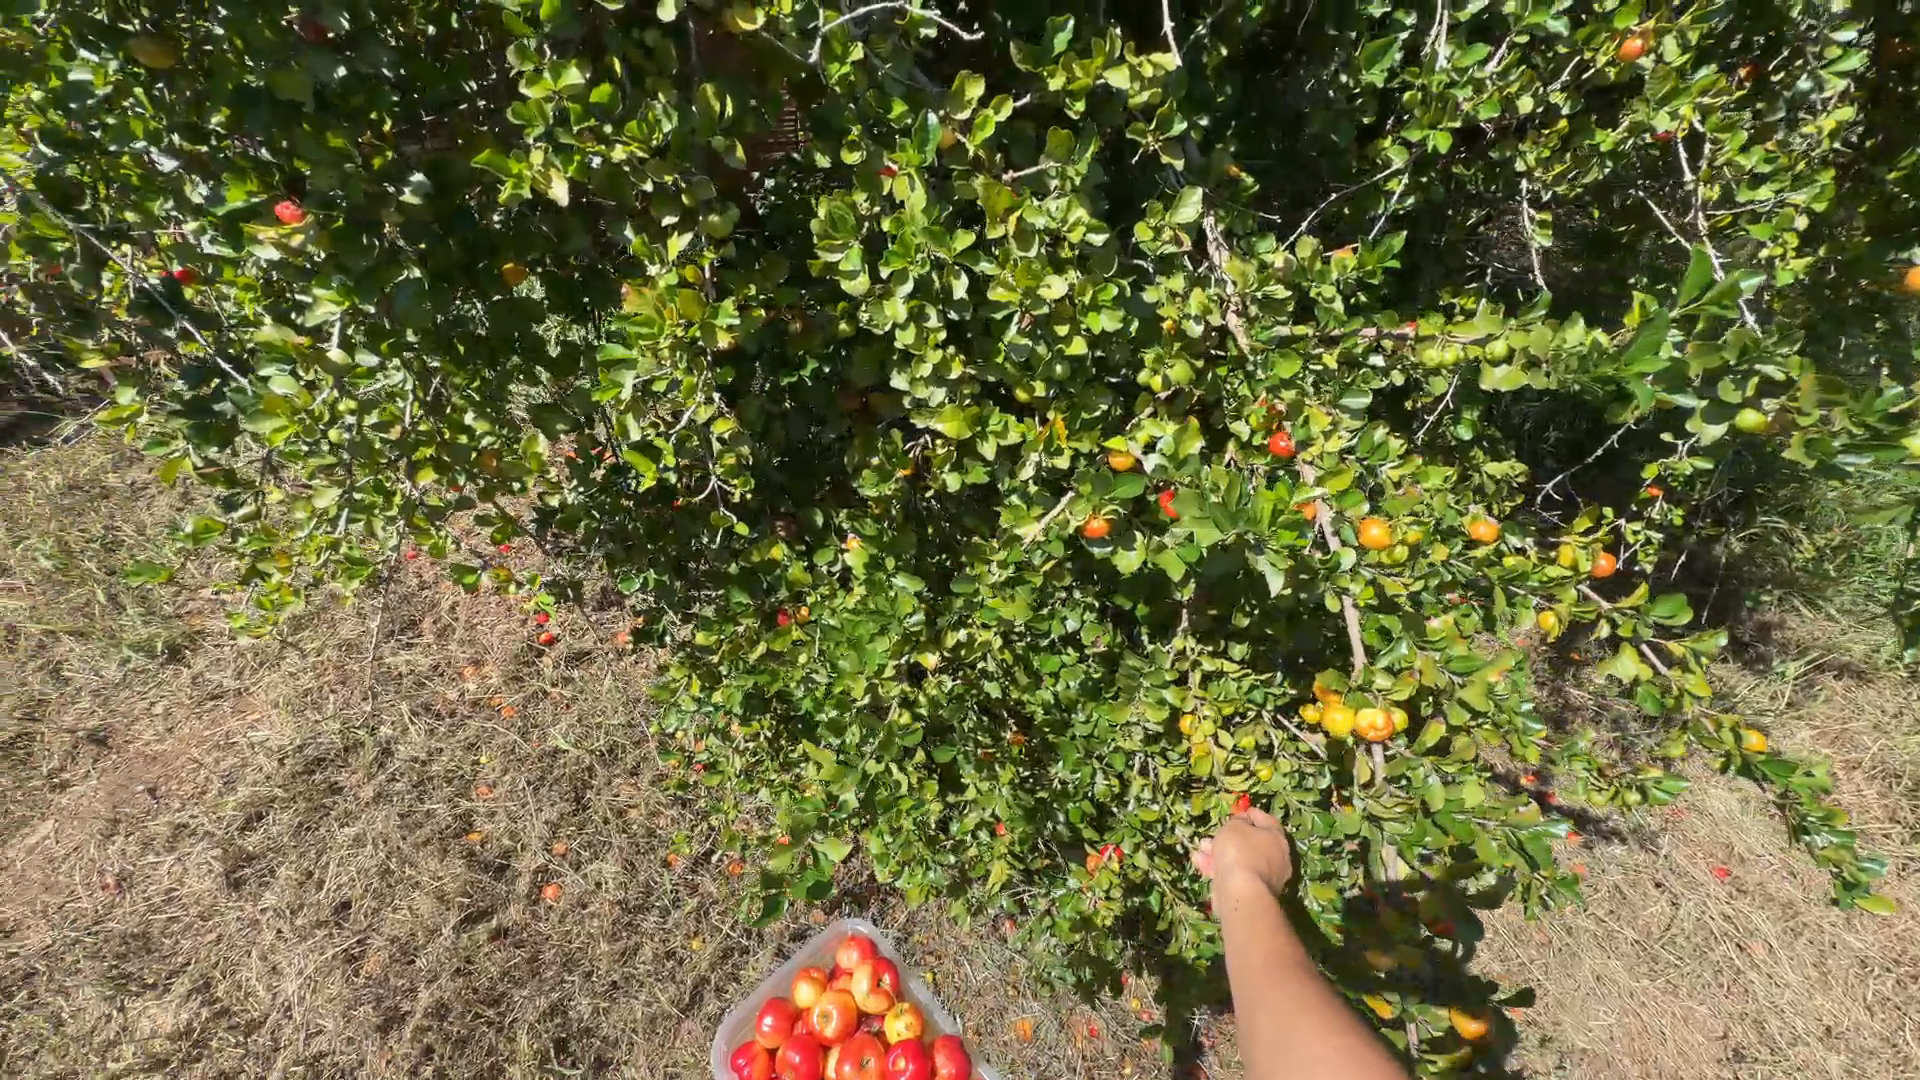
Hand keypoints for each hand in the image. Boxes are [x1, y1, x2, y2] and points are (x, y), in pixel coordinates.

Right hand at [1192, 804, 1293, 899]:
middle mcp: (1276, 858)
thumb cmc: (1239, 851)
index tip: (1239, 811)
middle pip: (1251, 842)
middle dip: (1229, 836)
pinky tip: (1200, 863)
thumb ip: (1238, 821)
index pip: (1267, 821)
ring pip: (1239, 859)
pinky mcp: (1251, 891)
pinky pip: (1234, 874)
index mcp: (1277, 839)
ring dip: (1219, 852)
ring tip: (1201, 848)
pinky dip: (1218, 867)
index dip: (1251, 813)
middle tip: (1214, 833)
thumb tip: (1242, 821)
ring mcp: (1264, 877)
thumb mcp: (1234, 826)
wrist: (1240, 892)